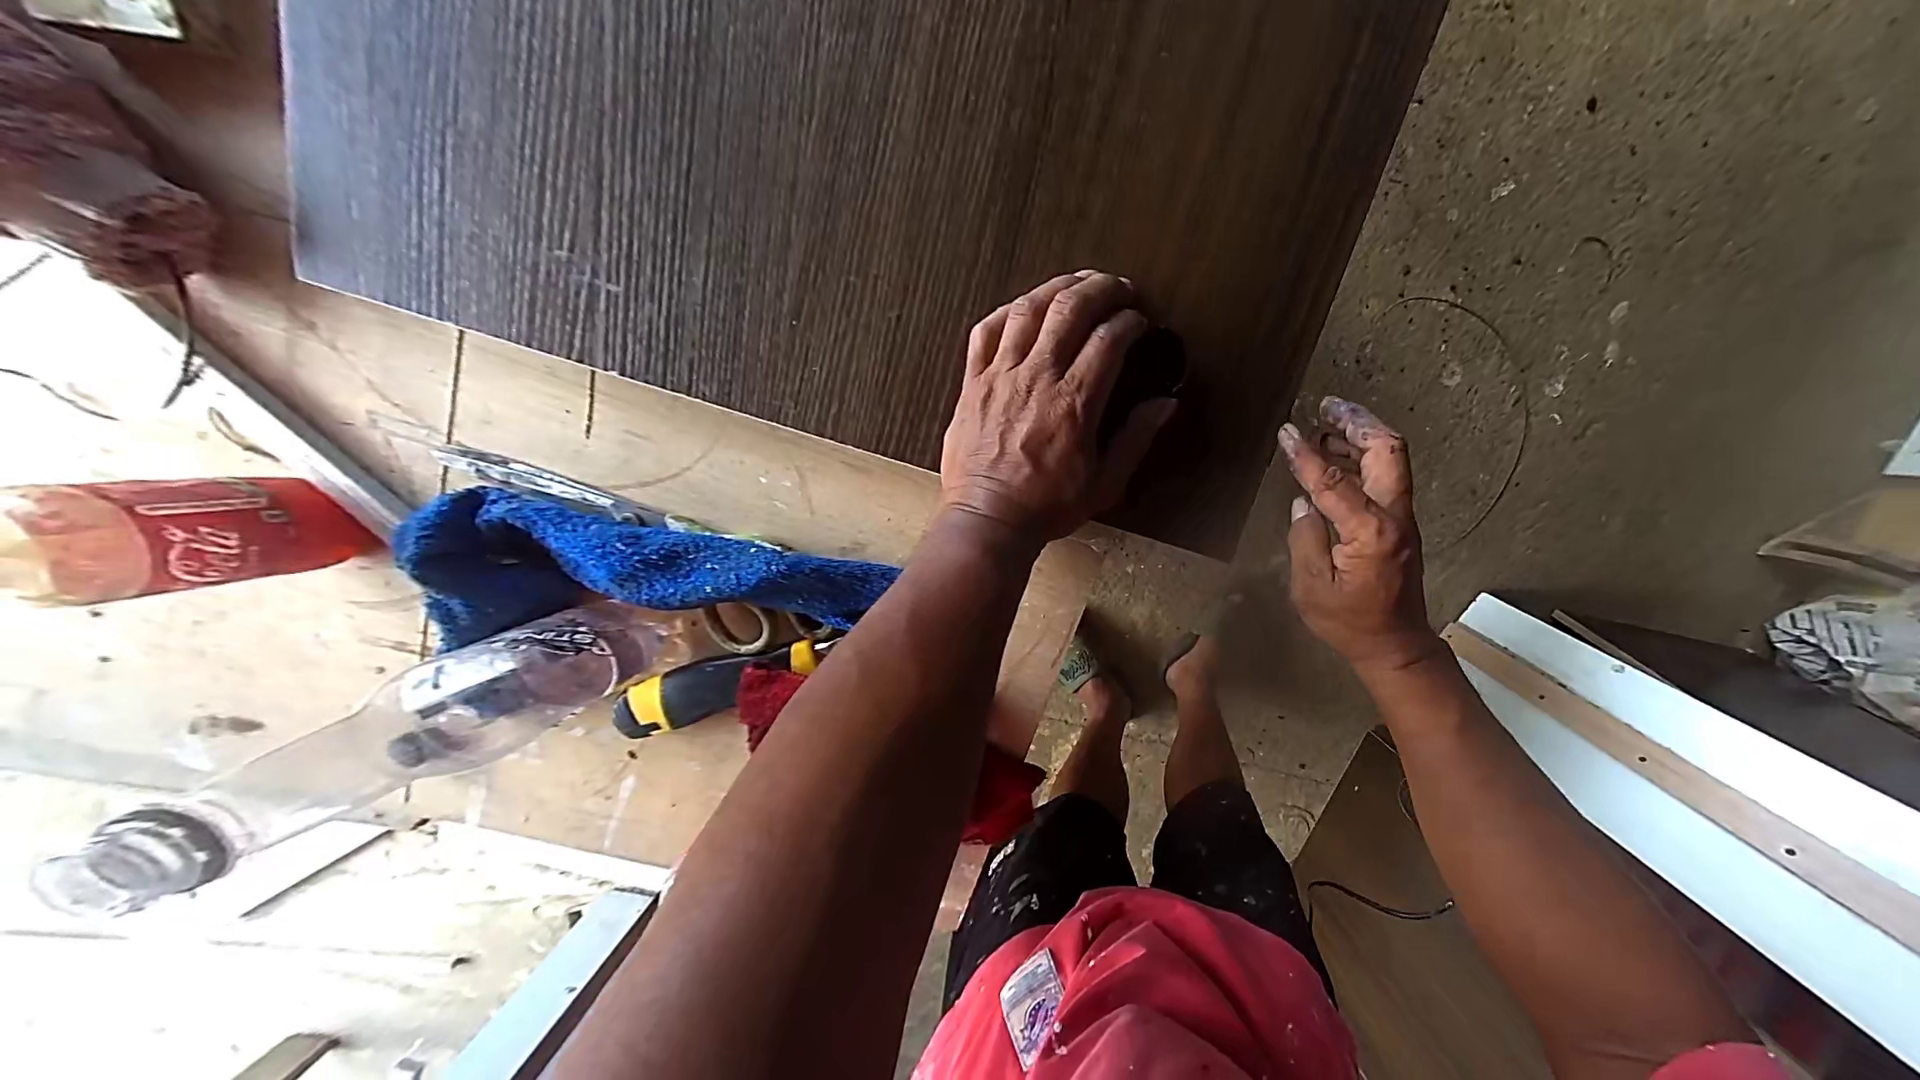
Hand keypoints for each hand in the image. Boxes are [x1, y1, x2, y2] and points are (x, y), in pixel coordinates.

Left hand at [940, 271, 1178, 541]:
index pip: (1109, 338)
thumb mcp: (1105, 483)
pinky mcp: (972, 385)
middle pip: (1070, 308)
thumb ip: (1136, 437)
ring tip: (1076, 283)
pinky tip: (1021, 308)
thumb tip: (1165, 402)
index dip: (1131, 320)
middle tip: (1118, 288)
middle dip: (1101, 288)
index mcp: (1074, 403)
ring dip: (1056, 287)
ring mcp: (1000, 377)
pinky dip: (1006, 312)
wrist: (987, 520)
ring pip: (1027, 310)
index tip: (1140, 322)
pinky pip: (984, 333)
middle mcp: (1037, 379)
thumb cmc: (1046, 507)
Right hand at [1282, 396, 1444, 673]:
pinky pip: (1385, 476)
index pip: (1332, 480)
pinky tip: (1337, 455)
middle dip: (1357, 422)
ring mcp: (1402, 518)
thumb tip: (1303, 503)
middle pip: (1387, 451)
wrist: (1395, 644)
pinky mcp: (1398, 524)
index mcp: (1370, 532)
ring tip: (1327, 421)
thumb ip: (1305, 539)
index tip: (1286, 431)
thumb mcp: (1311, 587)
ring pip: (1392, 459)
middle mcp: (1394, 517)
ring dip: (1362, 434)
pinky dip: (1363, 456)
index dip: (1305, 454)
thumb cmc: (1348, 621)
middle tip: (1326, 404)